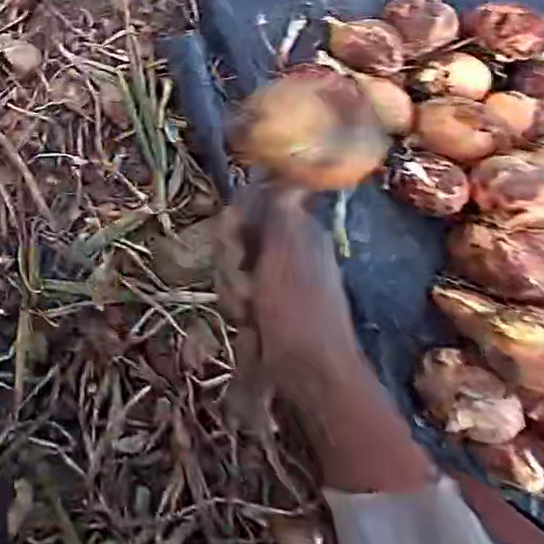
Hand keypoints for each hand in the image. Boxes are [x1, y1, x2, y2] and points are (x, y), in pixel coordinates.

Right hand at [220, 184, 436, 492]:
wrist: (313, 376)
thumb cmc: (298, 312)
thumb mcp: (286, 252)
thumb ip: (279, 210)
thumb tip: (284, 167)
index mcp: (297, 229)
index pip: (247, 205)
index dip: (232, 223)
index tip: (235, 246)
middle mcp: (288, 248)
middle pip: (234, 236)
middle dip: (230, 262)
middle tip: (246, 287)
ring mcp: (277, 277)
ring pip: (231, 265)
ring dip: (232, 288)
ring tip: (249, 311)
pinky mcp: (267, 303)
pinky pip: (236, 290)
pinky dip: (236, 305)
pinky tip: (248, 322)